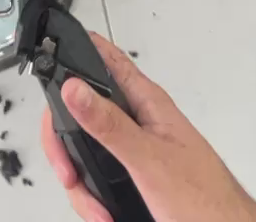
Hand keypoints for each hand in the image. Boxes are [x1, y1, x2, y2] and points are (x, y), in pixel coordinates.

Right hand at [40, 33, 255, 221]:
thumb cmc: (210, 207)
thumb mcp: (152, 163)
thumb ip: (109, 125)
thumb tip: (71, 86)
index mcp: (145, 103)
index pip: (103, 59)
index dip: (73, 51)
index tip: (45, 59)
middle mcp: (135, 121)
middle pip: (78, 111)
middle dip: (64, 143)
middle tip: (67, 170)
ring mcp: (131, 151)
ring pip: (82, 150)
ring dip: (79, 183)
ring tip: (96, 211)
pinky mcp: (130, 180)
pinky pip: (94, 179)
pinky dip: (90, 199)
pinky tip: (102, 216)